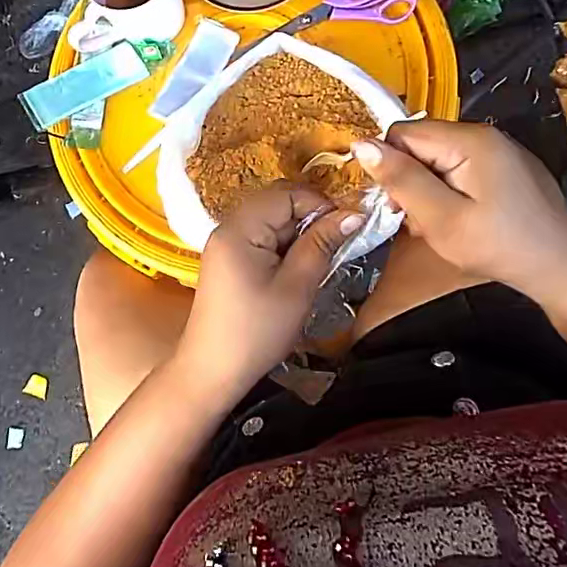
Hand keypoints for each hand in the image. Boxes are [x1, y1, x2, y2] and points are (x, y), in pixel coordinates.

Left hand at [174, 186, 361, 392]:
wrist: (212, 372)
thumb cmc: (256, 332)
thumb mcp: (297, 287)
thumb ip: (323, 244)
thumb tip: (354, 212)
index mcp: (240, 229)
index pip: (286, 194)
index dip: (320, 204)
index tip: (346, 227)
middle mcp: (229, 228)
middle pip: (277, 203)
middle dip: (311, 217)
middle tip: (337, 244)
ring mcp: (226, 245)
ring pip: (273, 221)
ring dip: (300, 234)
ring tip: (320, 260)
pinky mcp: (230, 261)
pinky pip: (263, 239)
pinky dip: (286, 247)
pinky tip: (299, 270)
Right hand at [351, 119, 566, 290]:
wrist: (559, 266)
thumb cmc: (500, 246)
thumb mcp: (441, 219)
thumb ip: (401, 180)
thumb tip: (361, 145)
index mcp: (469, 140)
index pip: (402, 133)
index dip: (391, 168)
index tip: (399, 205)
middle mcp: (485, 135)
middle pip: (421, 145)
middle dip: (411, 182)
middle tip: (423, 222)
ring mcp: (499, 151)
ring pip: (439, 160)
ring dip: (430, 192)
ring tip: (444, 226)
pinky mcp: (506, 169)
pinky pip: (462, 170)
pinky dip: (451, 194)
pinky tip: (463, 221)